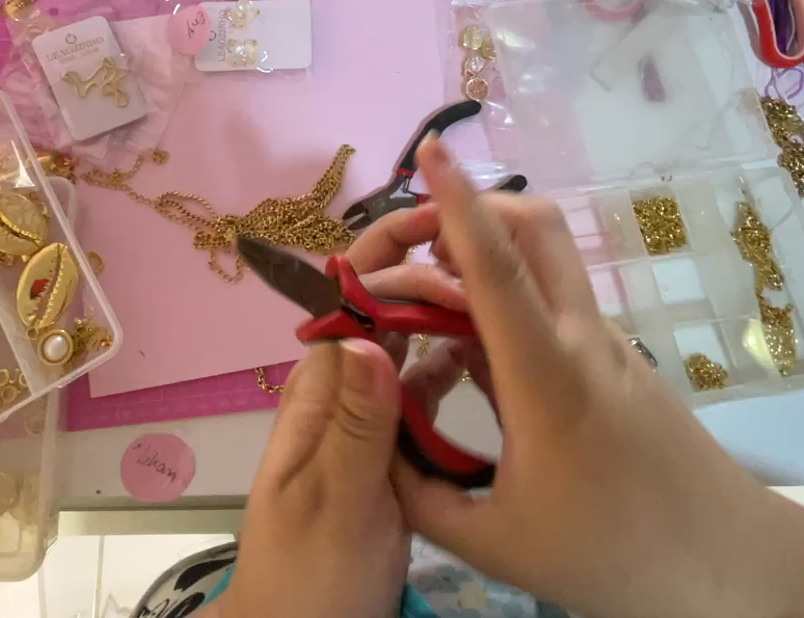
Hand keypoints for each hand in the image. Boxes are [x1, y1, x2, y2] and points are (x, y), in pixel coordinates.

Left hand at [222, 204, 467, 617]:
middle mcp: (340, 386)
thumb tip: (371, 335)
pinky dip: (448, 365)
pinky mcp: (388, 443)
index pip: (349, 297)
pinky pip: (418, 388)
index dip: (389, 254)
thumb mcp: (335, 504)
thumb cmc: (307, 576)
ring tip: (496, 295)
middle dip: (423, 273)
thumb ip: (354, 425)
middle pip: (378, 308)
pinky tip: (486, 359)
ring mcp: (365, 413)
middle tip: (485, 263)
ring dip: (440, 313)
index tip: (442, 228)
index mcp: (318, 387)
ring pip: (403, 343)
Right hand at [390, 136, 803, 617]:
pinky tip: (462, 348)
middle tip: (405, 241)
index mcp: (546, 375)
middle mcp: (577, 336)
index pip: (496, 265)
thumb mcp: (497, 544)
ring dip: (479, 245)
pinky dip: (495, 292)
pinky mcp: (608, 353)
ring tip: (421, 289)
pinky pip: (544, 296)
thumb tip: (369, 443)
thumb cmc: (617, 559)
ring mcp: (599, 339)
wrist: (736, 570)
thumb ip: (418, 493)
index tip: (430, 149)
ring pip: (540, 254)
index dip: (457, 201)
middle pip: (531, 226)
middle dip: (464, 207)